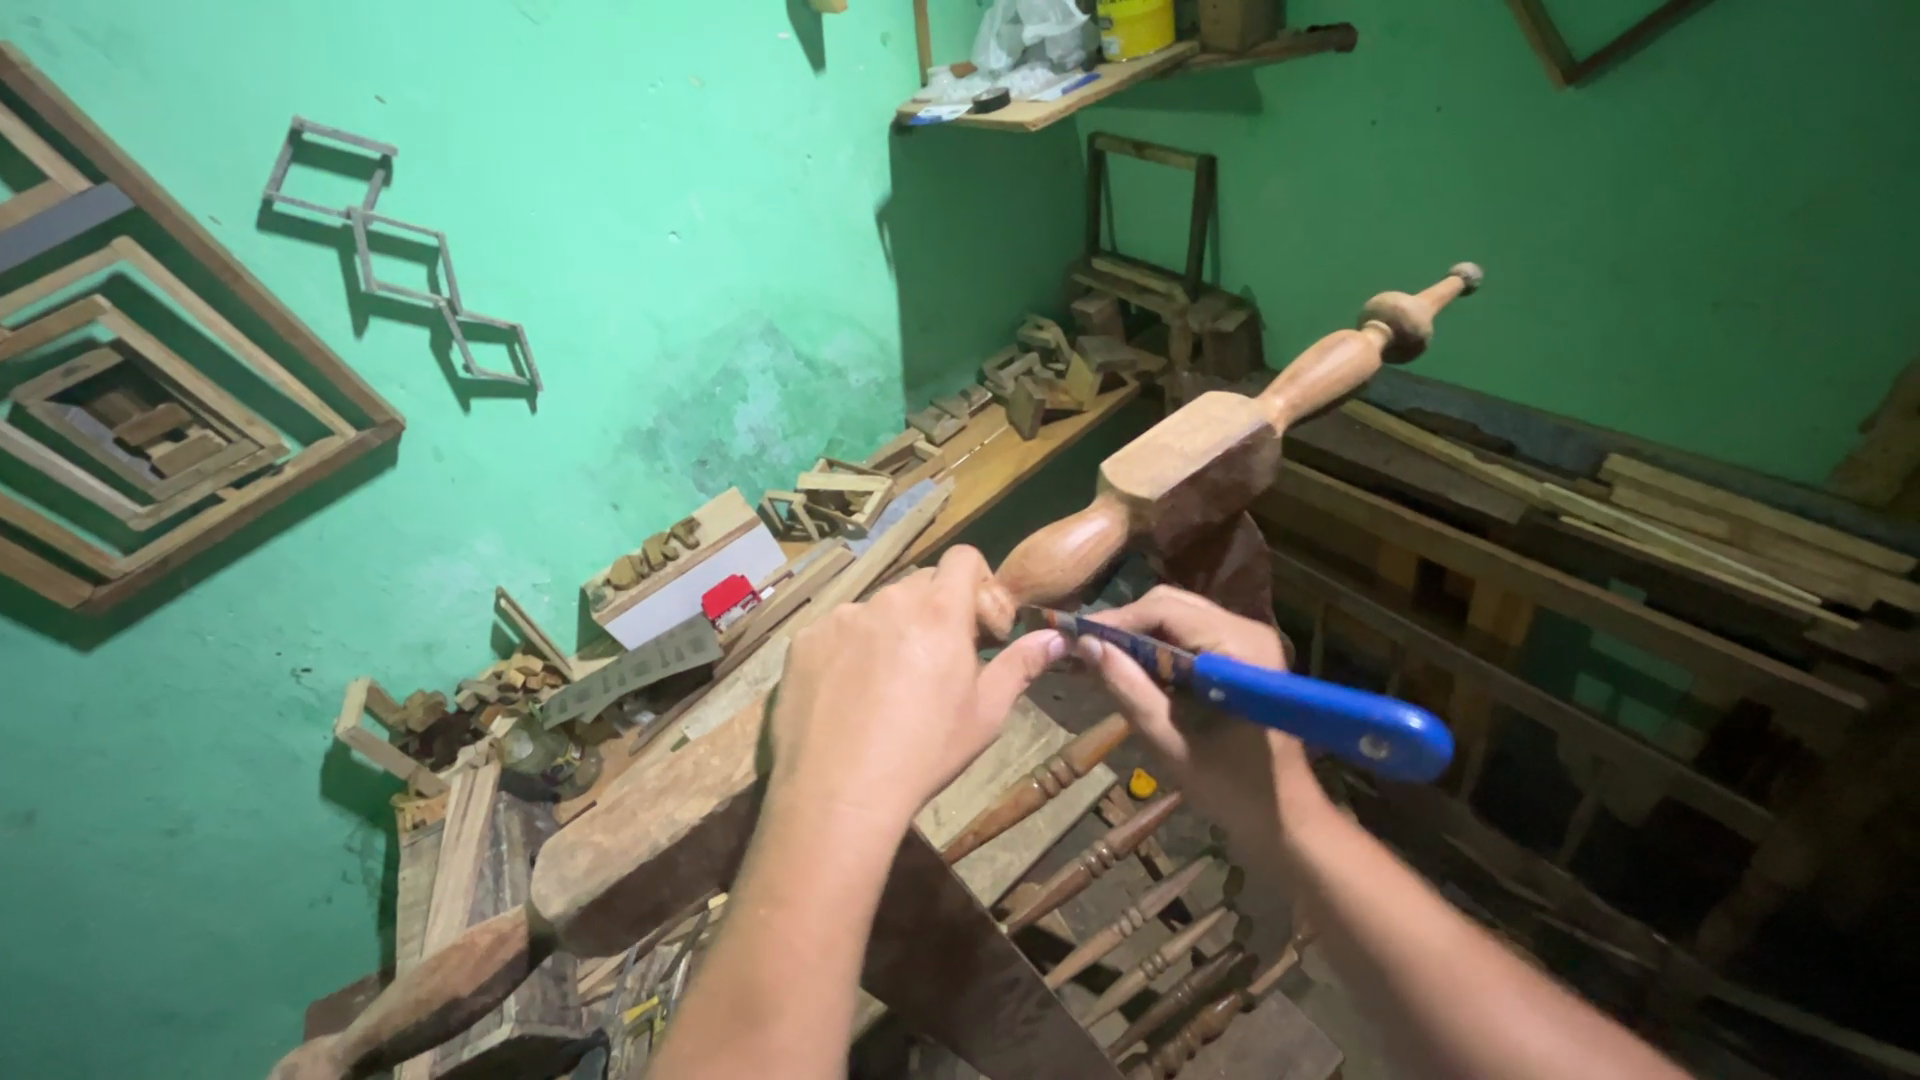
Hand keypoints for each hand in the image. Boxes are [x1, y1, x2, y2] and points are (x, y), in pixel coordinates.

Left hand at [770, 545, 1066, 827]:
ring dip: (891, 629)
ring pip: (877, 608)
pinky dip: (849, 649)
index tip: (978, 628)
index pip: (963, 557)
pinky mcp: (805, 639)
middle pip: (921, 583)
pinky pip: (837, 630)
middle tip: (935, 661)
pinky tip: (846, 694)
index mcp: (940, 611)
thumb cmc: (926, 753)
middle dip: (935, 610)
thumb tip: (1056, 638)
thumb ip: (1021, 665)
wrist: (839, 791)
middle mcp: (889, 600)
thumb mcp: (986, 714)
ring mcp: (841, 618)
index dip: (976, 584)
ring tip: (885, 685)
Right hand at [1077, 586, 1323, 828]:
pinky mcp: (1243, 653)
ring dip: (1139, 633)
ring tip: (1102, 657)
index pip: (1165, 610)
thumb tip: (1085, 645)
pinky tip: (1133, 667)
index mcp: (1239, 649)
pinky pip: (1191, 632)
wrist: (1285, 817)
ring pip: (1178, 614)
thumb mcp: (1170, 742)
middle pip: (1171, 604)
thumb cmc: (1233, 788)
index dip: (1116, 620)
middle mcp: (1248, 630)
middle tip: (1084, 648)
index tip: (1074, 636)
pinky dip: (1158, 645)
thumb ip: (1129, 689)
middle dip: (1125, 624)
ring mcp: (1248, 640)